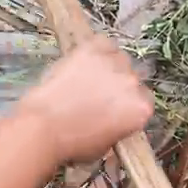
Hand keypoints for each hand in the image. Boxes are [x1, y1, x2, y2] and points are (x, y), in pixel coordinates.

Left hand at [14, 36, 152, 164]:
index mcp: (141, 109)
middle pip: (132, 78)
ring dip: (109, 66)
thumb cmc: (74, 143)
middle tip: (97, 94)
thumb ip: (120, 124)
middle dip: (118, 85)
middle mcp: (133, 83)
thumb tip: (116, 115)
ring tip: (88, 76)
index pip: (143, 100)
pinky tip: (85, 60)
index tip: (115, 106)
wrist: (44, 126)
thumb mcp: (107, 144)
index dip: (127, 102)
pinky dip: (97, 49)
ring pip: (119, 58)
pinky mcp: (93, 48)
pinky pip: (103, 43)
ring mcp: (114, 63)